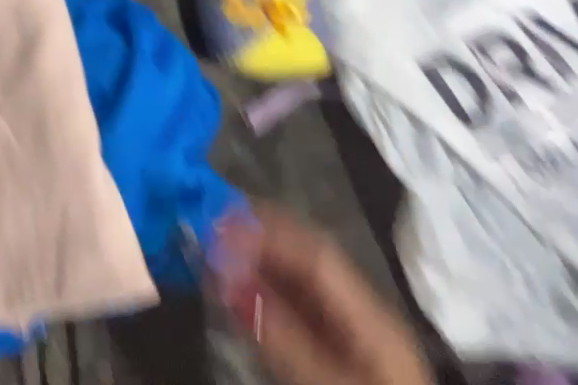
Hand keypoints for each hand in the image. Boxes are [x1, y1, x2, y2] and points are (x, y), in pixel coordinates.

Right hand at [217, 205, 429, 384]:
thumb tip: (227, 280)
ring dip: (253, 263)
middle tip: (205, 228)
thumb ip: (281, 336)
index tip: (217, 223)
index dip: (266, 232)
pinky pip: (293, 309)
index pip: (316, 257)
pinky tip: (230, 290)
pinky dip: (259, 293)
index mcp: (372, 321)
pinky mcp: (333, 355)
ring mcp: (348, 337)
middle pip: (307, 262)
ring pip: (297, 283)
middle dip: (257, 239)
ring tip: (209, 253)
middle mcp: (361, 318)